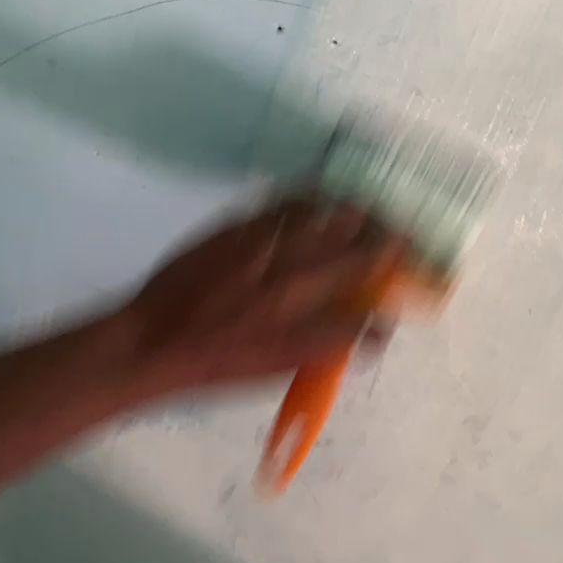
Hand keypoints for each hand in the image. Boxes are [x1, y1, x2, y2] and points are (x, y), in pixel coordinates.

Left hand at [114, 195, 405, 391]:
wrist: (152, 337)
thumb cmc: (213, 363)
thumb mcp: (273, 369)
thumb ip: (323, 346)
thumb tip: (371, 332)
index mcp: (297, 324)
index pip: (361, 300)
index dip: (391, 287)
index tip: (410, 275)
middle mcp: (286, 282)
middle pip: (349, 254)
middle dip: (383, 241)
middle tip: (401, 232)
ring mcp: (261, 249)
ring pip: (321, 222)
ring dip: (352, 214)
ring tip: (369, 207)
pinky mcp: (238, 227)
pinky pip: (283, 205)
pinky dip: (308, 199)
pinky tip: (320, 194)